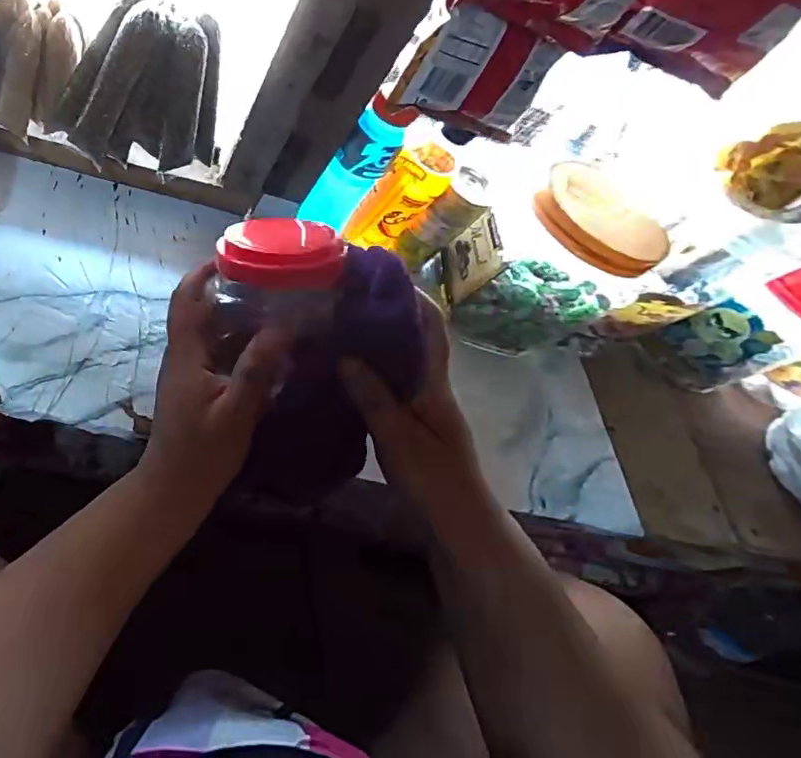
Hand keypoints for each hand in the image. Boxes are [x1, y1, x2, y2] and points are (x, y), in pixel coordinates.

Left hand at [139, 260, 291, 504]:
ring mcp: (190, 371)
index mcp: (186, 353)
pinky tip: (270, 349)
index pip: (186, 299)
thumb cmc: (200, 453)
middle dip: (231, 292)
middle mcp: (184, 354)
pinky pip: (219, 353)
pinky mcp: (198, 386)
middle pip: (201, 310)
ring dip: (239, 318)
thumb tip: (282, 328)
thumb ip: (256, 370)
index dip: (203, 273)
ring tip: (277, 309)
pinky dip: (241, 344)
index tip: (232, 256)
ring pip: (212, 332)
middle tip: (270, 283)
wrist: (173, 489)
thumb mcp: (235, 413)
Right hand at [338, 289, 487, 513]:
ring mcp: (422, 401)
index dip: (412, 297)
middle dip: (388, 309)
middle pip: (414, 335)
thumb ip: (375, 399)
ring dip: (377, 334)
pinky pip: (390, 377)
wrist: (461, 526)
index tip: (384, 274)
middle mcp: (431, 385)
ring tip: (340, 319)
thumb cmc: (436, 484)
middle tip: (349, 293)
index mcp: (434, 385)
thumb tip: (347, 355)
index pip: (430, 328)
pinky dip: (370, 363)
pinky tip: (344, 364)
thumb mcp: (401, 442)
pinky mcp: (410, 416)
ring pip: (401, 356)